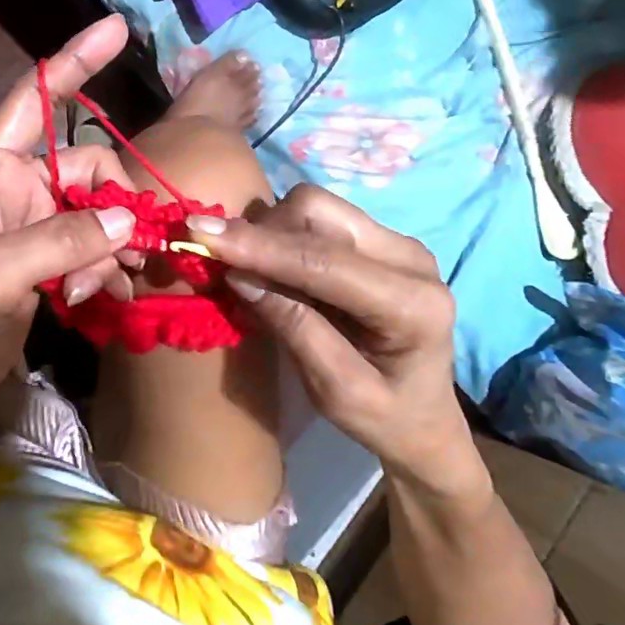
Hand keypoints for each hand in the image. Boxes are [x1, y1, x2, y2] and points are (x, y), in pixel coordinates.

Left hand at [0, 15, 140, 425]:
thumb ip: (56, 241)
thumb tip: (126, 218)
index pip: (31, 101)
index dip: (73, 63)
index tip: (117, 27)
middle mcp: (14, 188)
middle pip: (87, 166)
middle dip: (111, 201)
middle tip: (123, 252)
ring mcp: (34, 227)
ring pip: (99, 211)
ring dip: (111, 246)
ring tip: (99, 289)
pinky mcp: (48, 264)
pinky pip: (95, 249)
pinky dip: (106, 269)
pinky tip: (100, 298)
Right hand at [185, 186, 480, 494]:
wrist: (424, 418)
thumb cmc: (384, 418)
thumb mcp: (334, 390)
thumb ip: (293, 328)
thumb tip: (238, 274)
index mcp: (413, 305)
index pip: (322, 260)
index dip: (258, 245)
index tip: (200, 233)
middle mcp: (410, 258)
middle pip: (319, 211)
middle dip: (263, 232)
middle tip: (226, 264)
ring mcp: (396, 242)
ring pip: (316, 206)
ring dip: (271, 231)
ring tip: (252, 271)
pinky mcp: (378, 239)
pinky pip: (320, 218)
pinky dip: (283, 234)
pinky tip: (273, 266)